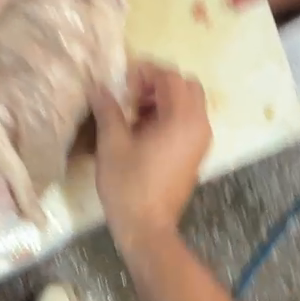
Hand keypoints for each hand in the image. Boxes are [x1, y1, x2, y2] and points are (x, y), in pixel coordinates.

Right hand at [92, 62, 212, 250]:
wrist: (146, 227)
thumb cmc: (127, 187)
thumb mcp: (111, 145)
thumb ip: (108, 110)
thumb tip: (99, 87)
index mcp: (181, 119)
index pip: (170, 77)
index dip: (145, 72)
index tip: (121, 83)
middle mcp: (199, 125)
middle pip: (185, 86)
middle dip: (157, 84)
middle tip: (130, 96)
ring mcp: (200, 141)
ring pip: (188, 103)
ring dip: (162, 100)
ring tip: (133, 115)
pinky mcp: (195, 154)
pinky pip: (187, 121)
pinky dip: (168, 116)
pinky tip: (143, 132)